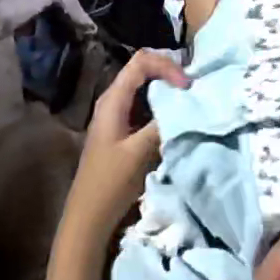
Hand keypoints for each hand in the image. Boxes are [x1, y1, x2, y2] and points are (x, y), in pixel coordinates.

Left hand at [63, 50, 188, 238]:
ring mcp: (115, 114)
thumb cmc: (110, 183)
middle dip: (168, 70)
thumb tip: (189, 103)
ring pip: (143, 85)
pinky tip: (173, 114)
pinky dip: (160, 102)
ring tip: (187, 96)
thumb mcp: (140, 151)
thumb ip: (163, 123)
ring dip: (165, 86)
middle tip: (191, 85)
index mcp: (112, 100)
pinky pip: (143, 103)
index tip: (187, 86)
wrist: (88, 217)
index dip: (167, 66)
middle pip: (141, 68)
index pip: (141, 62)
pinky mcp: (121, 128)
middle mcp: (112, 100)